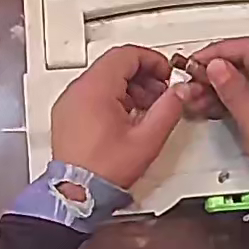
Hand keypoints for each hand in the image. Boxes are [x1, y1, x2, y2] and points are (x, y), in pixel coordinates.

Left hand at [51, 45, 183, 188]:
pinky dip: (112, 97)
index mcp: (95, 90)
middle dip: (142, 74)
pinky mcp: (67, 115)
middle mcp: (77, 91)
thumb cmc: (104, 170)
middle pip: (114, 64)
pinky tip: (128, 117)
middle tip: (161, 92)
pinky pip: (91, 94)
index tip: (166, 74)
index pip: (125, 55)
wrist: (77, 192)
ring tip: (147, 108)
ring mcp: (69, 103)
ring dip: (128, 86)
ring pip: (102, 78)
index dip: (152, 60)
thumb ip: (169, 109)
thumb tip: (180, 91)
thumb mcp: (147, 139)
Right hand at [181, 37, 248, 178]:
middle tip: (192, 82)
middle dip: (215, 71)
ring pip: (244, 77)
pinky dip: (228, 97)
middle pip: (244, 61)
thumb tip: (216, 66)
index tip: (196, 62)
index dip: (217, 52)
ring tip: (196, 97)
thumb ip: (233, 90)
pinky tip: (209, 105)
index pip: (247, 48)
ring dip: (218, 86)